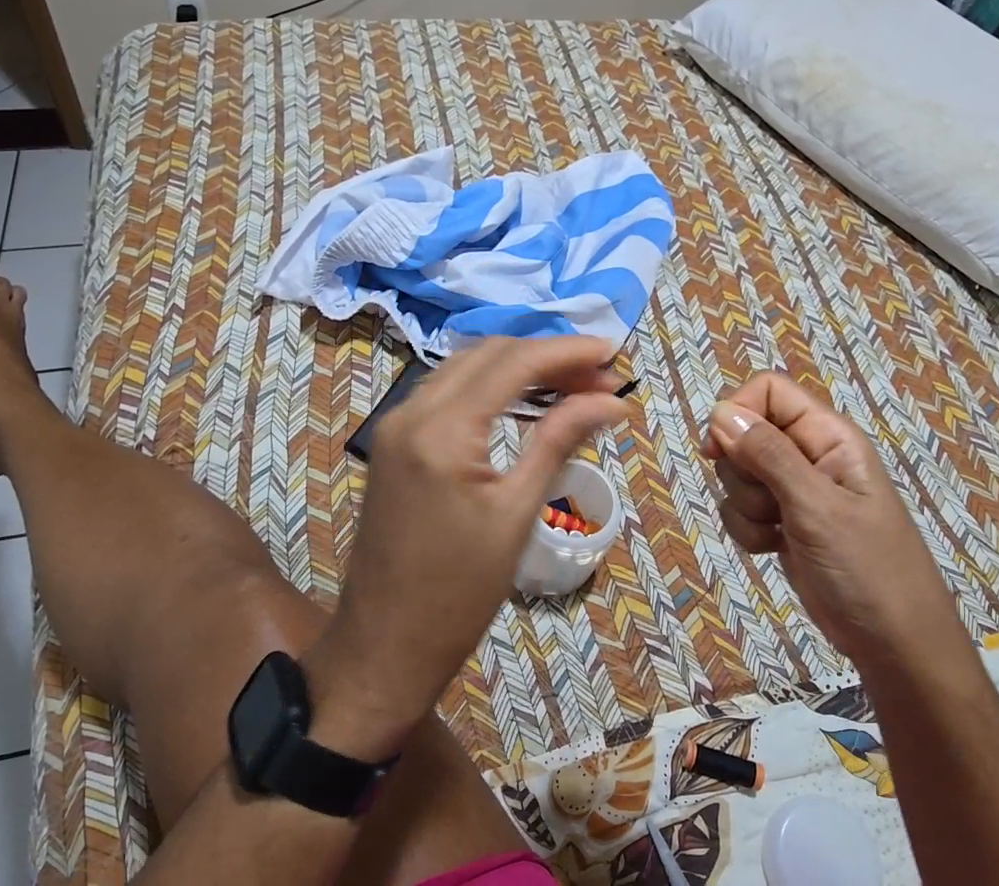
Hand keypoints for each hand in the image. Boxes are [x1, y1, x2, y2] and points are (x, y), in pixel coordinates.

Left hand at [304, 338, 628, 759]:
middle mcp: (410, 413)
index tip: (614, 352)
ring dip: (517, 369)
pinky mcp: (392, 445)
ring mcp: (395, 427)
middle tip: (600, 379)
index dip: (567, 352)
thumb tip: (611, 401)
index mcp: (441, 431)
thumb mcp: (517, 514)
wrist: (384, 646)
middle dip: (546, 357)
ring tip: (573, 388)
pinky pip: (445, 395)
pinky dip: (488, 389)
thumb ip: (558, 443)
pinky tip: (524, 405)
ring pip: (463, 370)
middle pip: (487, 355)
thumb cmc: (459, 593)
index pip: (512, 363)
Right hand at [702, 373, 960, 664]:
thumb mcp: (817, 507)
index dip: (736, 413)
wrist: (893, 643)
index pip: (769, 392)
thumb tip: (720, 412)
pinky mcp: (785, 524)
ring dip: (745, 508)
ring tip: (779, 534)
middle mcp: (811, 456)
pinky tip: (774, 550)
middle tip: (771, 505)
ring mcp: (797, 492)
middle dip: (741, 473)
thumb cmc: (867, 568)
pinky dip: (748, 531)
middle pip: (745, 435)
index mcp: (829, 437)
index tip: (716, 451)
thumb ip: (769, 455)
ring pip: (739, 477)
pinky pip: (743, 511)